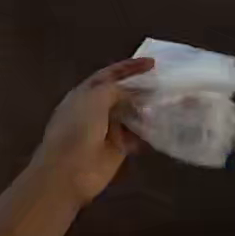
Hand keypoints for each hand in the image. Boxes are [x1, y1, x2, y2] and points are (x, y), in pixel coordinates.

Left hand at [30, 57, 153, 203]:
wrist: (68, 172)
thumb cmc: (78, 129)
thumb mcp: (95, 98)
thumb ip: (116, 89)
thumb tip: (133, 92)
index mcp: (85, 93)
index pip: (110, 74)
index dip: (129, 67)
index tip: (152, 63)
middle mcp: (95, 109)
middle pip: (121, 94)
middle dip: (140, 88)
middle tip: (164, 83)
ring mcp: (106, 129)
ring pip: (130, 114)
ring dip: (146, 109)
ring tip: (166, 102)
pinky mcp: (117, 149)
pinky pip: (136, 136)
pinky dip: (147, 131)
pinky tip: (161, 126)